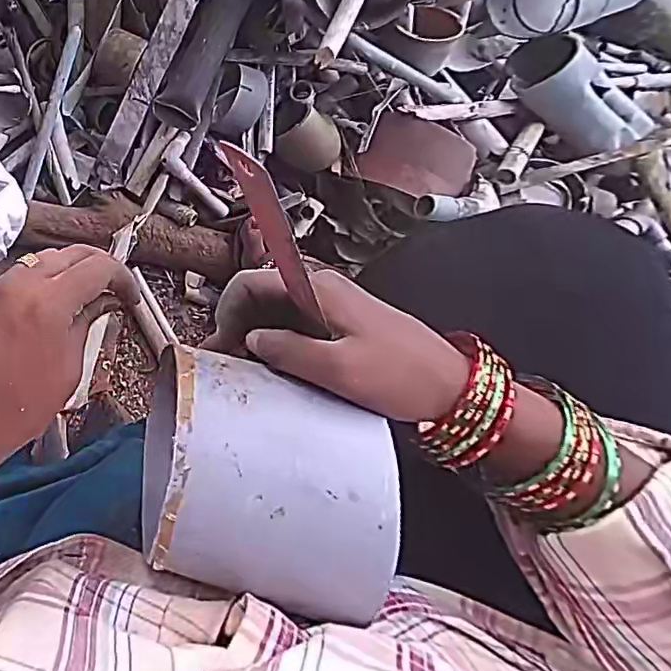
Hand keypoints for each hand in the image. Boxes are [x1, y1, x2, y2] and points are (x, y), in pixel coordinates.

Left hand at [0, 245, 140, 460]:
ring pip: (46, 258)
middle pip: (73, 253)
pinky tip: (52, 302)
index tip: (128, 292)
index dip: (121, 277)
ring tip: (84, 294)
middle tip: (113, 287)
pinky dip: (43, 279)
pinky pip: (21, 274)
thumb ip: (87, 324)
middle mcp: (21, 286)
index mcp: (49, 303)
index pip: (98, 267)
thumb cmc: (16, 407)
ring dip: (71, 269)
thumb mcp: (70, 367)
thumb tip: (101, 304)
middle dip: (99, 266)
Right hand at [201, 268, 467, 421]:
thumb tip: (253, 340)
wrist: (452, 388)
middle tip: (223, 359)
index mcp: (319, 289)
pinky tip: (271, 368)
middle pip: (260, 296)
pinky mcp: (338, 327)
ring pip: (274, 313)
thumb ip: (287, 351)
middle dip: (235, 324)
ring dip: (253, 336)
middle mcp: (322, 291)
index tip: (218, 342)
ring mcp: (331, 308)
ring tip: (242, 367)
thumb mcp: (339, 369)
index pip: (252, 282)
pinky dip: (275, 345)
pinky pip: (294, 328)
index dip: (227, 310)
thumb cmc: (405, 375)